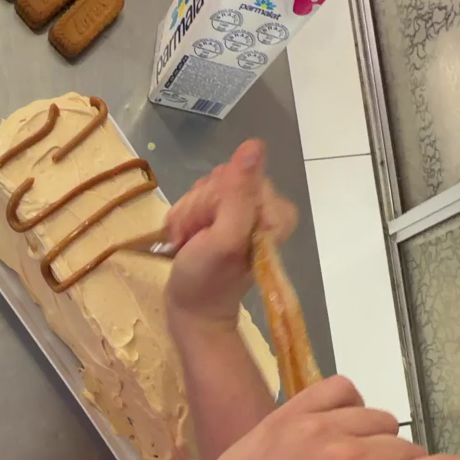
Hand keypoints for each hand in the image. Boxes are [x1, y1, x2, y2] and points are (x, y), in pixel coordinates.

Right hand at [163, 139, 298, 326]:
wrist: (192, 313)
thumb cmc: (205, 282)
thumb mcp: (223, 238)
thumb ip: (238, 194)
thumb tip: (253, 146)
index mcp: (274, 212)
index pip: (238, 175)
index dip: (214, 199)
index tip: (207, 230)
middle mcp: (263, 208)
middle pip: (221, 179)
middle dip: (199, 208)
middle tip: (196, 239)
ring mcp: (242, 213)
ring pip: (206, 188)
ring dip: (189, 215)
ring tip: (190, 243)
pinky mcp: (224, 218)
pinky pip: (198, 198)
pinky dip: (185, 218)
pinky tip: (186, 239)